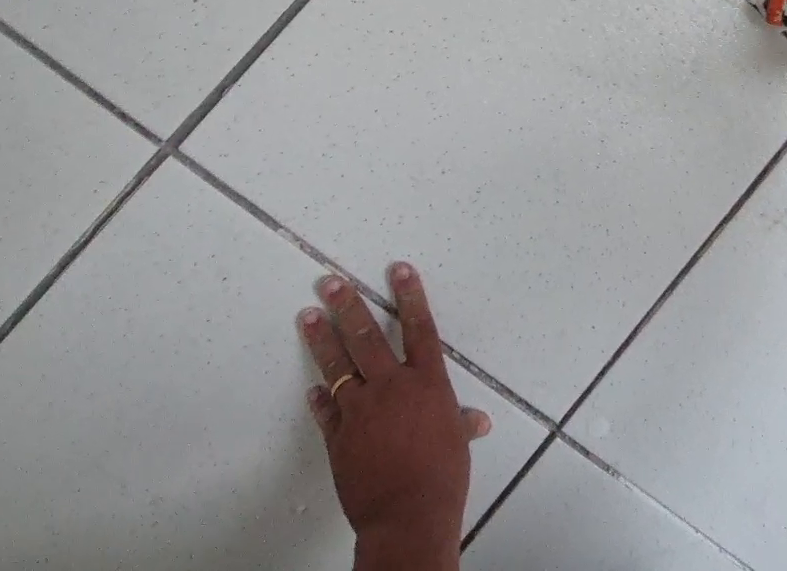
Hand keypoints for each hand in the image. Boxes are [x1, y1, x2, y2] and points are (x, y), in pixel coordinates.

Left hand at [299, 264, 490, 565]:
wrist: (407, 516)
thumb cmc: (443, 477)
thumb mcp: (456, 443)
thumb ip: (461, 424)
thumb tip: (478, 421)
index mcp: (427, 382)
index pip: (420, 327)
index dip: (410, 296)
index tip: (398, 269)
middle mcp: (392, 386)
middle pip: (367, 336)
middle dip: (348, 306)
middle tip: (330, 282)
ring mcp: (361, 409)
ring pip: (338, 365)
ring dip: (321, 339)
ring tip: (308, 315)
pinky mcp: (339, 436)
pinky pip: (326, 411)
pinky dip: (319, 398)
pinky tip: (311, 388)